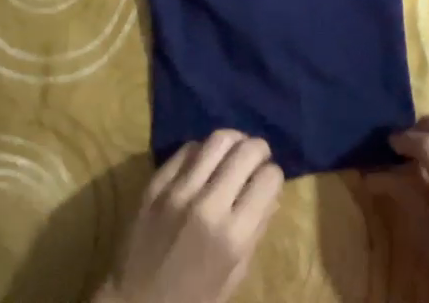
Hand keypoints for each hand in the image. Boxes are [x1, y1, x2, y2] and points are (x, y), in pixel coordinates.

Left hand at [94, 130, 284, 302]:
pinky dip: (202, 150)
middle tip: (259, 157)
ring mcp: (177, 190)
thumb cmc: (194, 297)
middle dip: (259, 149)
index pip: (268, 179)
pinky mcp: (154, 183)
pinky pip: (186, 149)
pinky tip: (205, 161)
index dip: (274, 176)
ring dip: (234, 140)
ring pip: (216, 140)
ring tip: (235, 150)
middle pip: (246, 151)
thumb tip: (271, 192)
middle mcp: (206, 204)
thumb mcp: (235, 274)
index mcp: (232, 235)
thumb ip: (256, 230)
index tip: (270, 181)